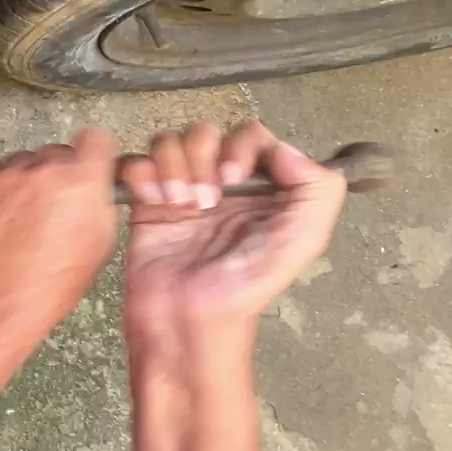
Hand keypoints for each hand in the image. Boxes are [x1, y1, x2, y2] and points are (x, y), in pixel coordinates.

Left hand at [0, 128, 120, 342]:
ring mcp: (8, 174)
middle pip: (57, 153)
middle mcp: (44, 169)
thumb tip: (99, 181)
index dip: (94, 152)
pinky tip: (4, 217)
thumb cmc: (52, 278)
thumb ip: (100, 199)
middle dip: (58, 173)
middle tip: (52, 204)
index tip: (89, 162)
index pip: (96, 137)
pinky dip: (0, 188)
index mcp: (81, 180)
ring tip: (24, 217)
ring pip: (25, 162)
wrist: (1, 295)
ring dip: (27, 180)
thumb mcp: (100, 239)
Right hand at [120, 121, 344, 332]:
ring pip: (166, 143)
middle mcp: (219, 183)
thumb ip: (317, 191)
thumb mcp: (301, 243)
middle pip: (204, 133)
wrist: (186, 317)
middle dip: (200, 159)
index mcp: (261, 189)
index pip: (251, 136)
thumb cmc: (243, 288)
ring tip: (177, 205)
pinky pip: (134, 164)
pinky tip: (151, 202)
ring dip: (170, 167)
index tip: (233, 178)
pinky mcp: (143, 202)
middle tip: (203, 201)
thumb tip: (284, 149)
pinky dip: (140, 175)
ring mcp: (178, 190)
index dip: (240, 148)